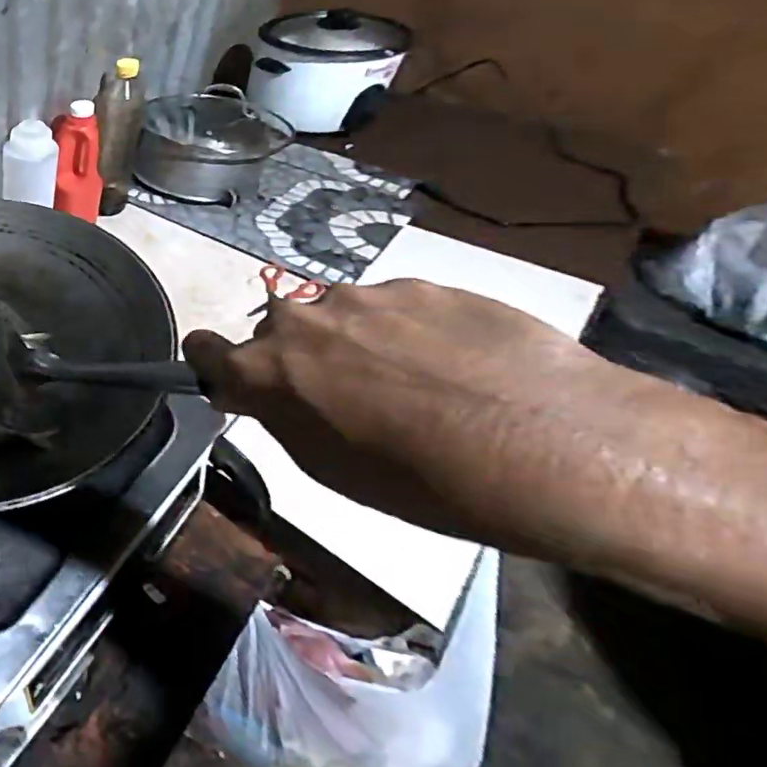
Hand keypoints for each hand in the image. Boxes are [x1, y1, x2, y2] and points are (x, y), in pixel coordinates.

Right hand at [181, 278, 663, 554]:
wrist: (564, 449)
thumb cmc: (429, 482)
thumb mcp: (329, 467)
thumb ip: (283, 416)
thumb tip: (276, 395)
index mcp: (265, 368)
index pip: (202, 348)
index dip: (214, 365)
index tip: (238, 384)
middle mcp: (299, 320)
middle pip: (276, 332)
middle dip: (300, 358)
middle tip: (352, 397)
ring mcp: (362, 296)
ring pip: (336, 317)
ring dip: (355, 342)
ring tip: (420, 382)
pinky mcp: (422, 284)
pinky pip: (392, 307)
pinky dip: (408, 331)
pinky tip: (459, 365)